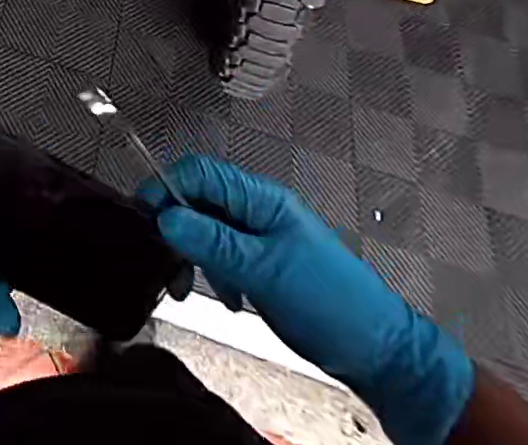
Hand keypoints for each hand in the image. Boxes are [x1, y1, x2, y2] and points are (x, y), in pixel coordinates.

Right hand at [139, 157, 473, 444]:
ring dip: (192, 252)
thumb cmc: (334, 306)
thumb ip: (212, 241)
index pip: (199, 173)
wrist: (381, 354)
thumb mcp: (264, 272)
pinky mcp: (259, 260)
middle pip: (197, 198)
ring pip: (205, 226)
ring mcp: (258, 235)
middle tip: (168, 258)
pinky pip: (219, 251)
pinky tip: (222, 293)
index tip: (146, 215)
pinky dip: (210, 270)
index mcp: (261, 199)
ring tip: (190, 283)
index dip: (167, 188)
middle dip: (177, 226)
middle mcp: (257, 210)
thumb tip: (167, 217)